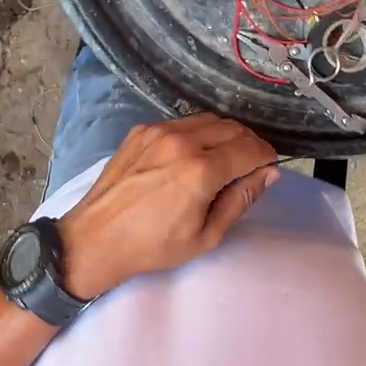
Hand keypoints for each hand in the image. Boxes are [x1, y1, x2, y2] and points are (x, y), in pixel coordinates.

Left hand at [55, 114, 279, 297]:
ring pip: (208, 120)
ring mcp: (158, 131)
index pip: (249, 150)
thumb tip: (268, 174)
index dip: (266, 157)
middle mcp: (181, 142)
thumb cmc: (153, 246)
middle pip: (232, 129)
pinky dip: (197, 133)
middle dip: (249, 144)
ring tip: (225, 158)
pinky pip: (182, 122)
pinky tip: (194, 154)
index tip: (270, 167)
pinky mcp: (142, 130)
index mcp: (200, 171)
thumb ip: (240, 200)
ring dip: (225, 134)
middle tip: (251, 164)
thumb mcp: (206, 236)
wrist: (96, 237)